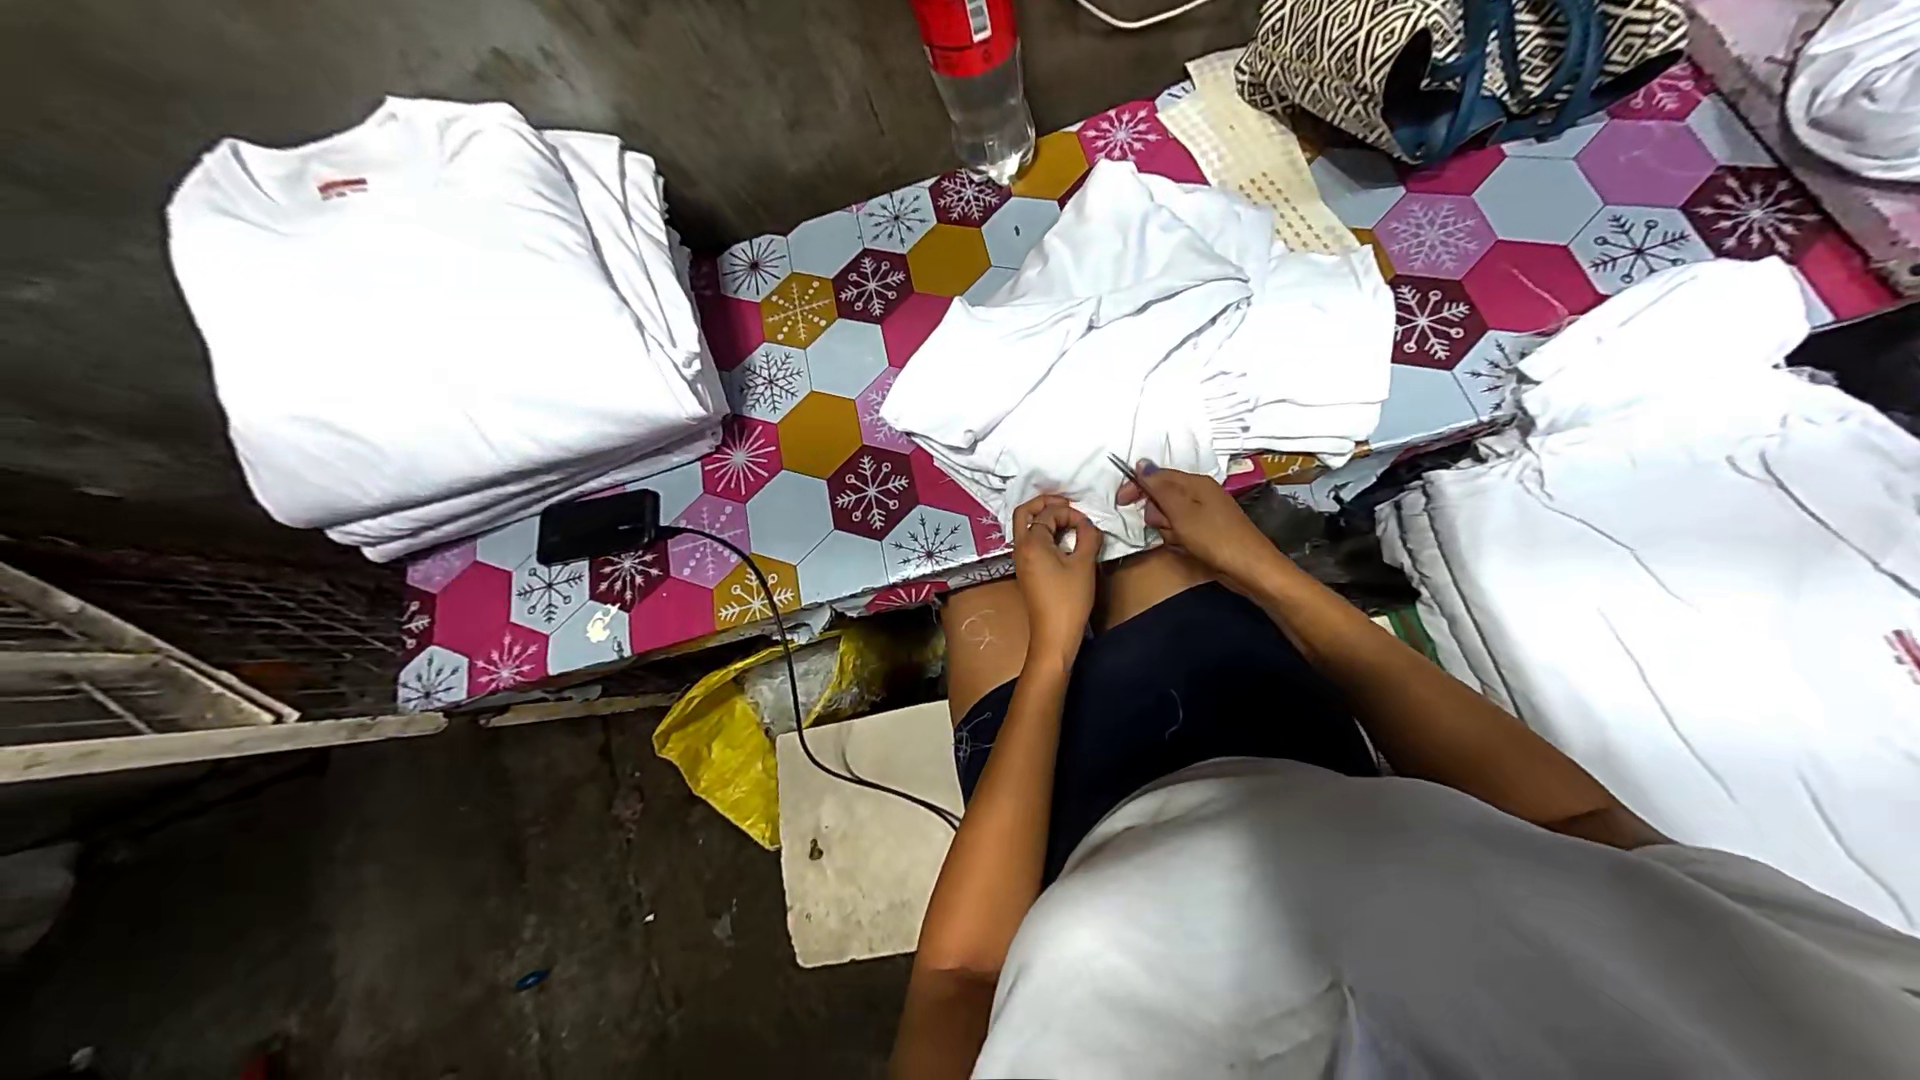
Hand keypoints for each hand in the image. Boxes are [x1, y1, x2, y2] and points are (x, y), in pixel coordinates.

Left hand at [1010, 494, 1101, 662]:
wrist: (1054, 634)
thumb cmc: (1069, 599)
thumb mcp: (1084, 564)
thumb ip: (1088, 537)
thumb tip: (1088, 524)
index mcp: (1031, 543)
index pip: (1048, 513)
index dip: (1070, 512)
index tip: (1087, 524)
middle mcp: (1020, 548)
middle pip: (1024, 512)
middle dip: (1044, 504)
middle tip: (1066, 504)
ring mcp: (1020, 560)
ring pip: (1024, 527)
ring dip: (1043, 518)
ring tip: (1067, 520)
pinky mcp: (1025, 570)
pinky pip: (1029, 541)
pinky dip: (1042, 532)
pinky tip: (1062, 539)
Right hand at [1118, 462, 1279, 587]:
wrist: (1250, 569)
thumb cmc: (1214, 538)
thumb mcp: (1181, 512)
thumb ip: (1159, 487)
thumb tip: (1141, 463)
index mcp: (1195, 483)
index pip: (1157, 475)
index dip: (1137, 486)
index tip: (1121, 502)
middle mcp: (1200, 493)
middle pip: (1162, 496)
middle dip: (1157, 513)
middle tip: (1165, 526)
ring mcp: (1205, 512)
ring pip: (1169, 516)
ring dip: (1167, 529)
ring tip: (1180, 540)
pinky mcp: (1207, 530)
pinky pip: (1180, 529)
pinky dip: (1178, 538)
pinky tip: (1186, 548)